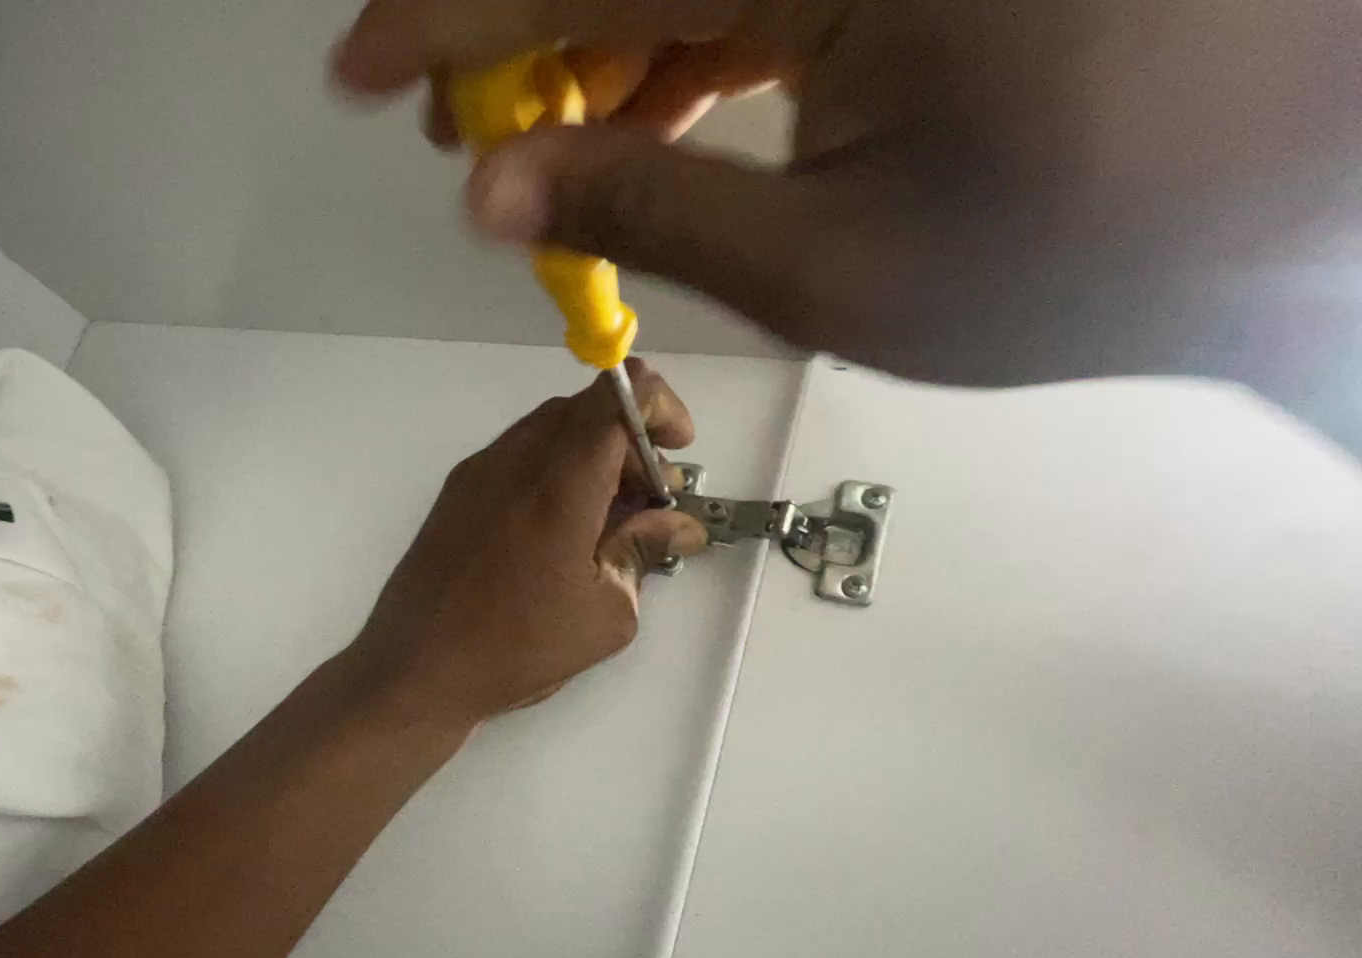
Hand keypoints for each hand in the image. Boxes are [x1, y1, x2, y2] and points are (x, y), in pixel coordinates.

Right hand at [333, 0, 1361, 413]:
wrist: (1296, 195)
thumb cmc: (1071, 255)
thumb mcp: (828, 269)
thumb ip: (646, 213)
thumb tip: (490, 194)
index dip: (450, 22)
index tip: (354, 72)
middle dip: (508, 33)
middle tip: (448, 128)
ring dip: (578, 44)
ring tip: (526, 140)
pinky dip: (659, 45)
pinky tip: (629, 112)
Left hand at [341, 359, 706, 727]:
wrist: (415, 667)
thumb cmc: (517, 648)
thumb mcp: (604, 613)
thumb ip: (643, 552)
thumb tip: (677, 526)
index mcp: (558, 482)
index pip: (616, 395)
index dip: (658, 406)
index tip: (677, 450)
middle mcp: (513, 461)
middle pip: (584, 411)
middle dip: (630, 441)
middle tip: (649, 502)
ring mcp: (477, 473)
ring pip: (548, 431)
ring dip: (590, 457)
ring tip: (607, 521)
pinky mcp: (455, 494)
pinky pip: (517, 457)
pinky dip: (553, 471)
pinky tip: (560, 530)